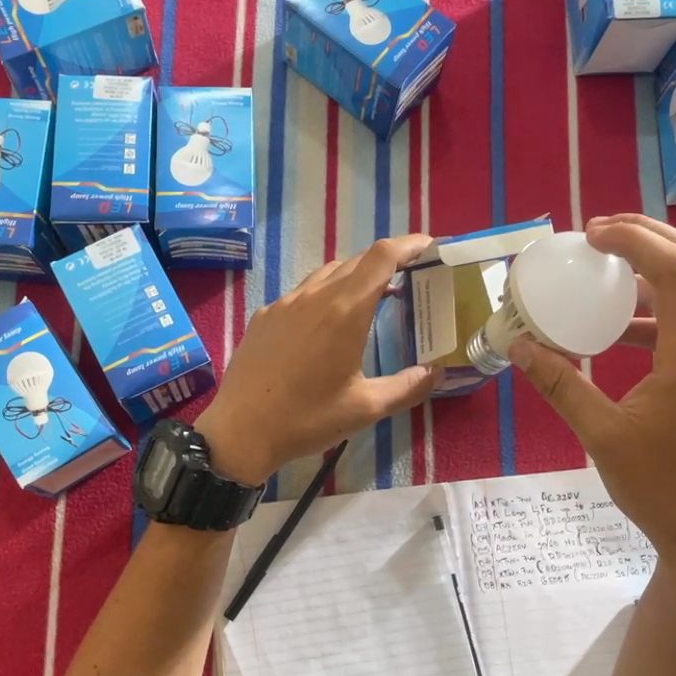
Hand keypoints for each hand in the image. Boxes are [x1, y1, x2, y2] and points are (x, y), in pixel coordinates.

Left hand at [196, 235, 439, 482]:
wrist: (240, 431)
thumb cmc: (306, 420)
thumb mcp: (365, 409)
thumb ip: (406, 387)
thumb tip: (435, 373)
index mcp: (345, 312)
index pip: (381, 258)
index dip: (408, 245)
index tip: (428, 245)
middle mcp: (314, 297)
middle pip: (355, 262)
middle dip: (385, 263)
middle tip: (407, 278)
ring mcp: (284, 304)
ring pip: (325, 274)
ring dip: (352, 277)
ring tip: (369, 299)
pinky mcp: (263, 317)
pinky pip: (300, 294)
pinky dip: (323, 295)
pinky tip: (324, 325)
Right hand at [511, 214, 675, 576]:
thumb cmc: (657, 487)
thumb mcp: (600, 435)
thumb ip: (560, 384)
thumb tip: (520, 345)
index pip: (675, 271)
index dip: (634, 241)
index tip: (590, 235)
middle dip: (648, 238)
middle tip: (598, 234)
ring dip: (656, 268)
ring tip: (607, 265)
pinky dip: (658, 307)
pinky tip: (619, 325)